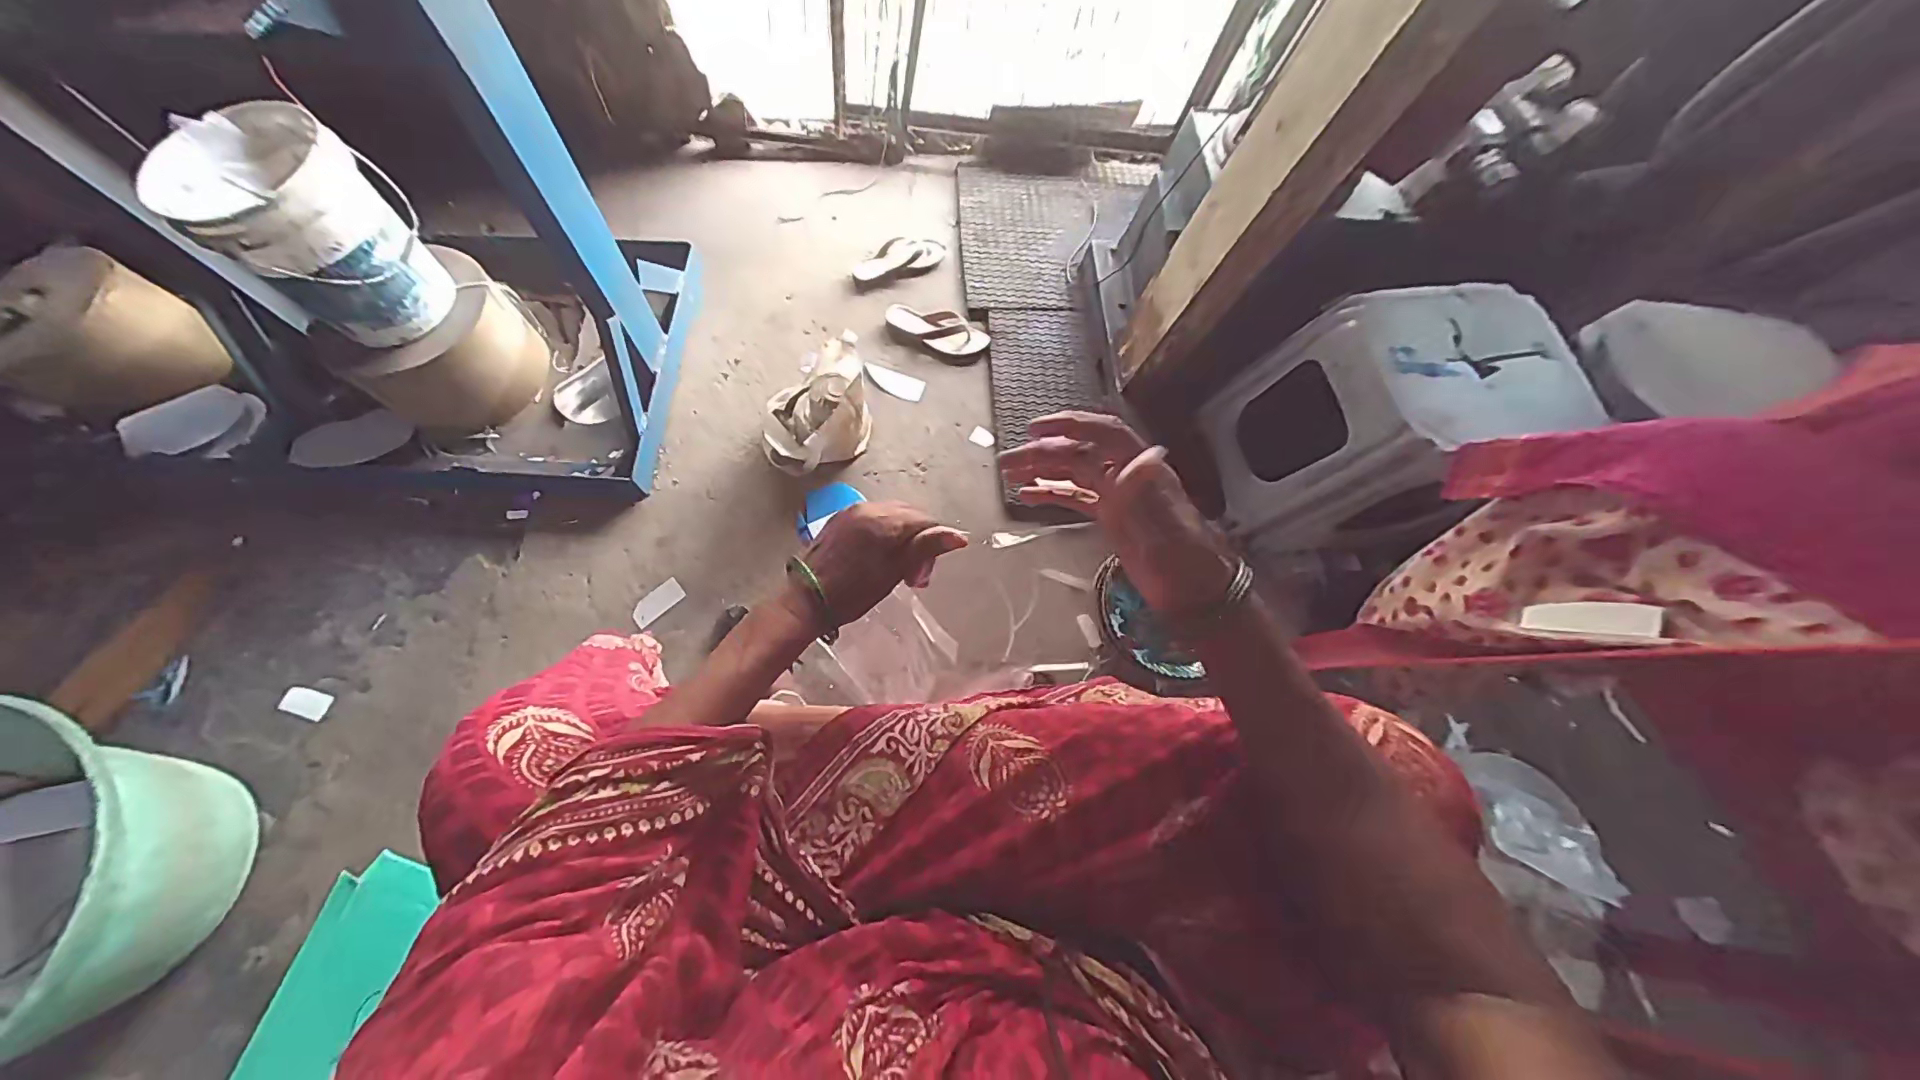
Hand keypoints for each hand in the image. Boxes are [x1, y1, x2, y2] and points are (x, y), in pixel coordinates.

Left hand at [798, 501, 968, 626]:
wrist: (806, 600)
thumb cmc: (853, 593)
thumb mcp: (895, 572)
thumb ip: (926, 548)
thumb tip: (958, 536)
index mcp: (884, 520)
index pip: (925, 521)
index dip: (934, 545)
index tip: (923, 574)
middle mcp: (868, 508)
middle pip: (909, 515)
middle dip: (918, 540)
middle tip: (914, 573)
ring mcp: (852, 512)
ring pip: (892, 516)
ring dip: (902, 537)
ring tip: (897, 567)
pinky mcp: (840, 519)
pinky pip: (872, 519)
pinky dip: (883, 534)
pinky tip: (879, 557)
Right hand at [999, 411, 1237, 613]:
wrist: (1194, 590)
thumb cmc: (1184, 558)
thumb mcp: (1168, 525)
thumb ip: (1151, 493)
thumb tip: (1143, 457)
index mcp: (1140, 469)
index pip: (1103, 434)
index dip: (1070, 425)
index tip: (1036, 429)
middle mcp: (1126, 476)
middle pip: (1079, 453)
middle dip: (1043, 452)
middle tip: (1009, 460)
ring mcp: (1116, 496)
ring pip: (1073, 473)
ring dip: (1042, 470)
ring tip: (1011, 473)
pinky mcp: (1111, 517)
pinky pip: (1076, 498)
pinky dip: (1052, 493)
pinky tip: (1028, 494)